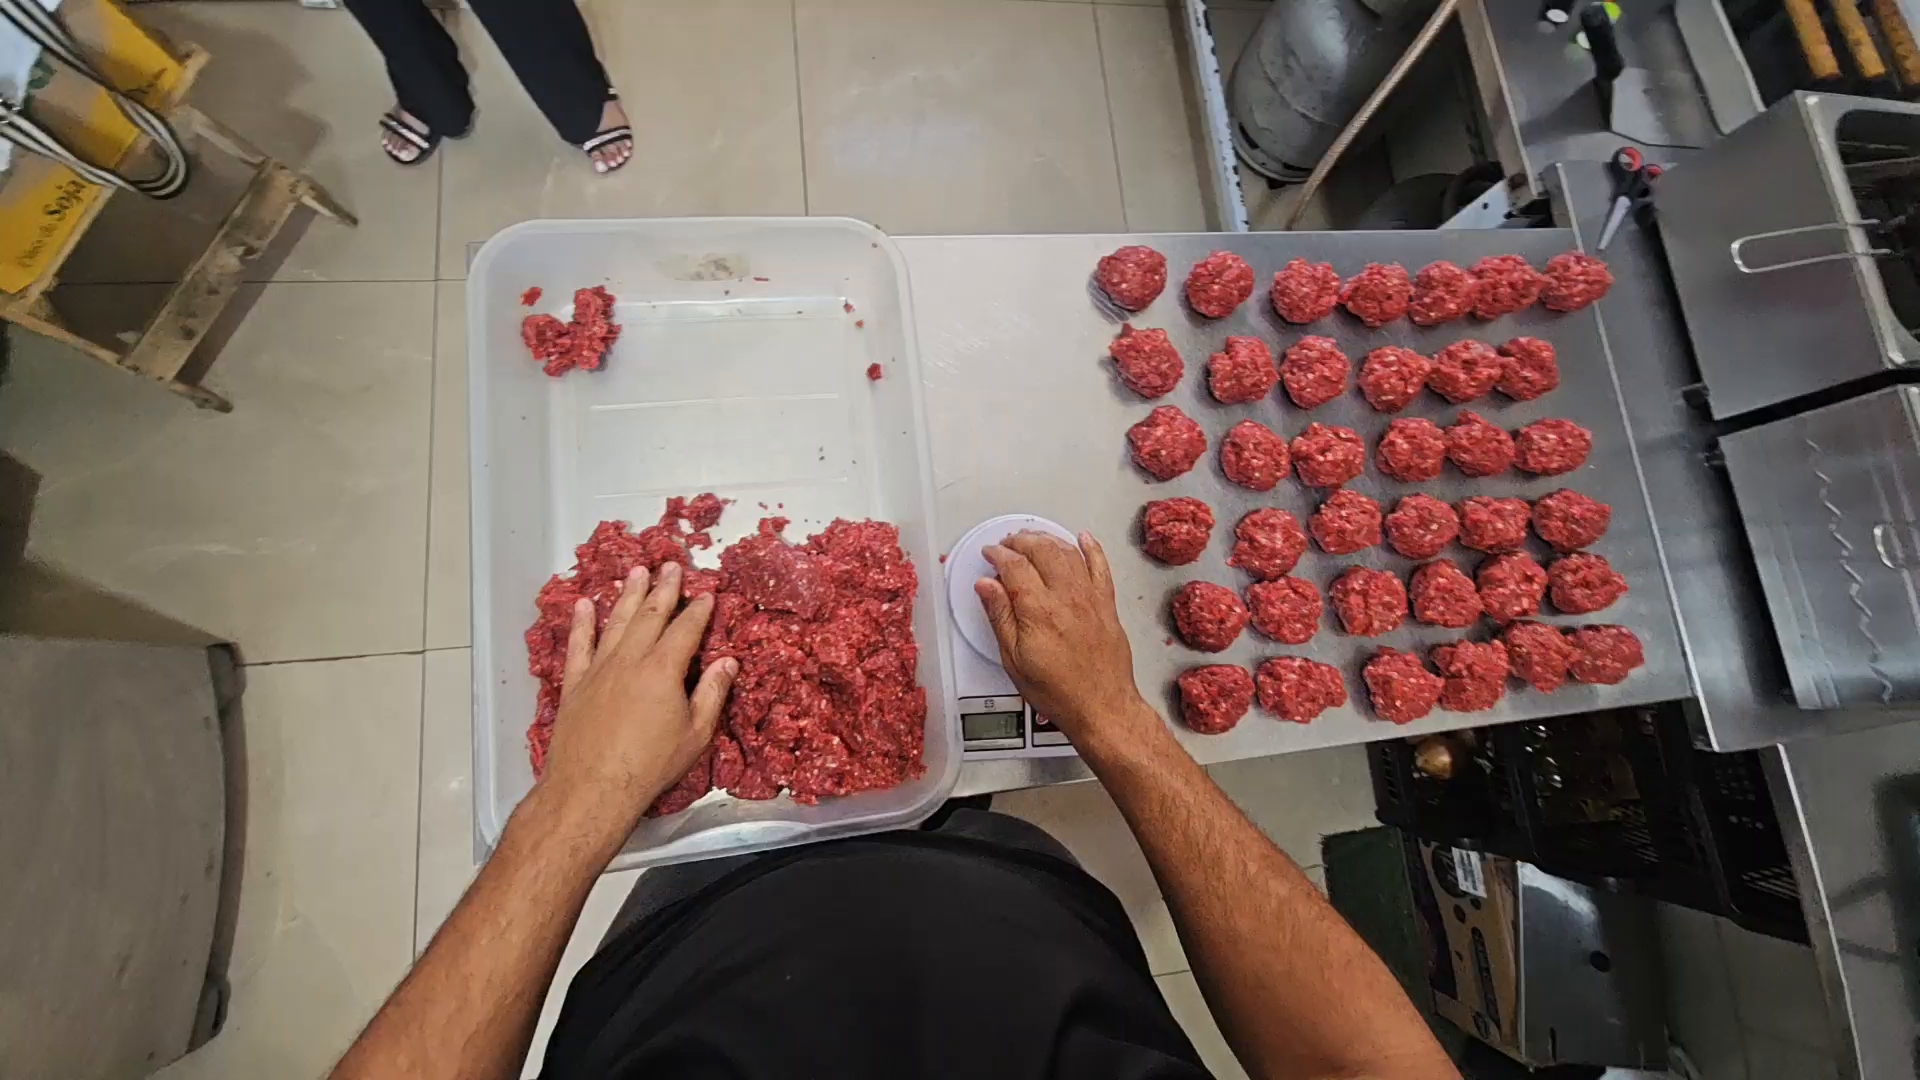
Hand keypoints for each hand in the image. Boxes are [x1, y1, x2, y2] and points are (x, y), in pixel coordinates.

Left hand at [538, 562, 737, 839]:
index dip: (699, 609)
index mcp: (664, 670)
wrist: (591, 788)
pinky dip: (581, 624)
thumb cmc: (651, 764)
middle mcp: (631, 660)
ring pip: (616, 622)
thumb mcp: (696, 733)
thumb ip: (712, 693)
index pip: (686, 629)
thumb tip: (727, 661)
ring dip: (628, 595)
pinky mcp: (575, 684)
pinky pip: (578, 646)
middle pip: (650, 615)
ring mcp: (599, 669)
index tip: (707, 593)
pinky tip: (583, 605)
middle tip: (671, 566)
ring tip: (636, 571)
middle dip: (664, 589)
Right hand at [975, 531, 1155, 750]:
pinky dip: (1091, 549)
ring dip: (1048, 539)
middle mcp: (1066, 598)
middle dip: (1021, 540)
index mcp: (1039, 611)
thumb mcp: (1014, 660)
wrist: (1102, 707)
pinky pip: (1100, 567)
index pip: (1015, 566)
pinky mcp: (1107, 605)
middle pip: (1042, 550)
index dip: (999, 554)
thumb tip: (986, 587)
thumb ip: (1000, 617)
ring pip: (1069, 553)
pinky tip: (1084, 539)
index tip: (990, 554)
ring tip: (1033, 538)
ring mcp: (1090, 599)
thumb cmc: (1058, 691)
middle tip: (1008, 544)